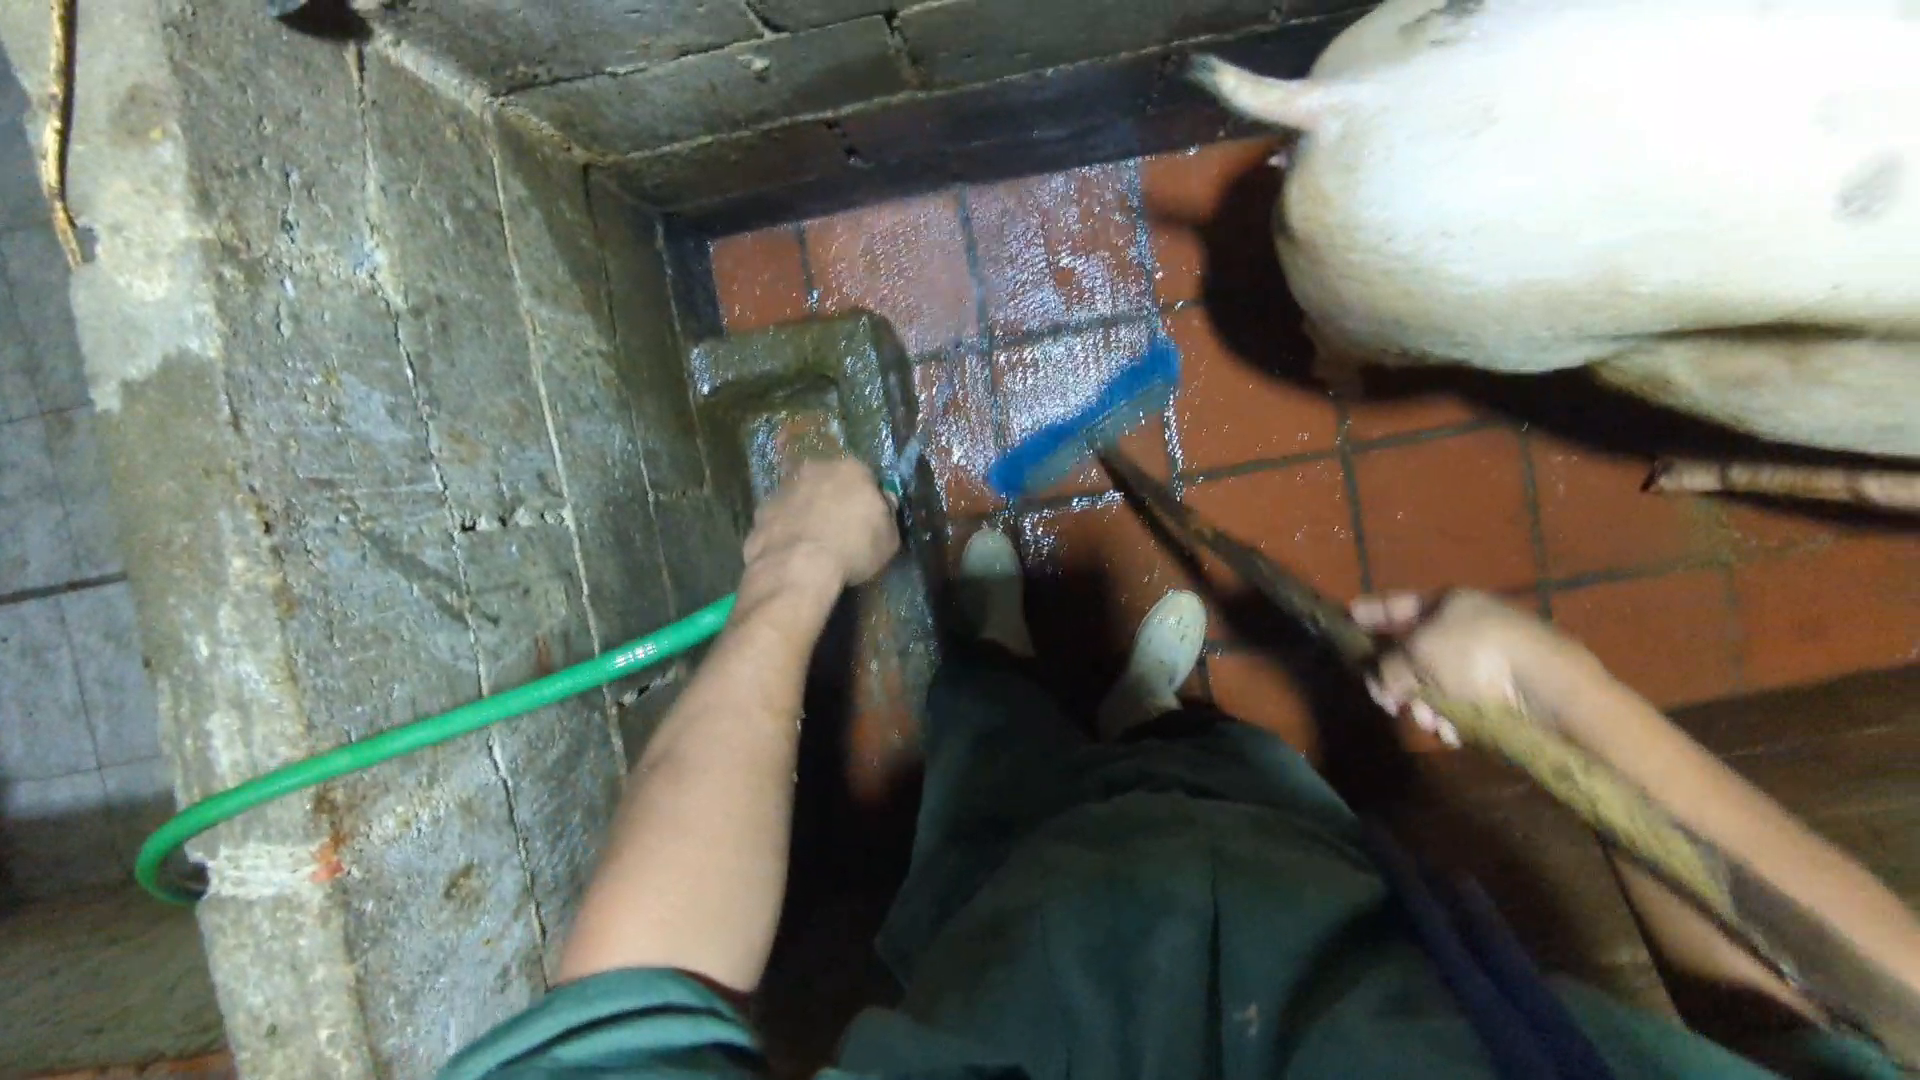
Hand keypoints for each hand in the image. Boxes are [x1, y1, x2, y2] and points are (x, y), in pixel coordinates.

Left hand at [741, 458, 898, 592]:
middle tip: (840, 530)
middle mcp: (815, 469)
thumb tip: (882, 502)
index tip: (868, 521)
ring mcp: (783, 489)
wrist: (797, 567)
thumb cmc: (852, 549)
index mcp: (851, 469)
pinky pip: (780, 518)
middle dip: (834, 499)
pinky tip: (792, 553)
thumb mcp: (889, 538)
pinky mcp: (760, 512)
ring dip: (807, 512)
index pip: (865, 478)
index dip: (867, 500)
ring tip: (813, 545)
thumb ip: (887, 515)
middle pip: (829, 482)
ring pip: (801, 498)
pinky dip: (786, 530)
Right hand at [1352, 589, 1607, 747]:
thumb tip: (1383, 687)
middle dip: (1400, 679)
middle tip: (1389, 701)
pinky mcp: (1511, 690)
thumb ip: (1386, 668)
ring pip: (1440, 682)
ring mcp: (1493, 656)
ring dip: (1427, 704)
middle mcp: (1469, 625)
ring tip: (1429, 723)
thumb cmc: (1473, 655)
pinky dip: (1455, 716)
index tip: (1348, 617)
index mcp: (1447, 602)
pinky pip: (1466, 702)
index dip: (1370, 612)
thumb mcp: (1415, 654)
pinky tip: (1454, 732)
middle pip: (1416, 650)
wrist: (1550, 687)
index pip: (1396, 604)